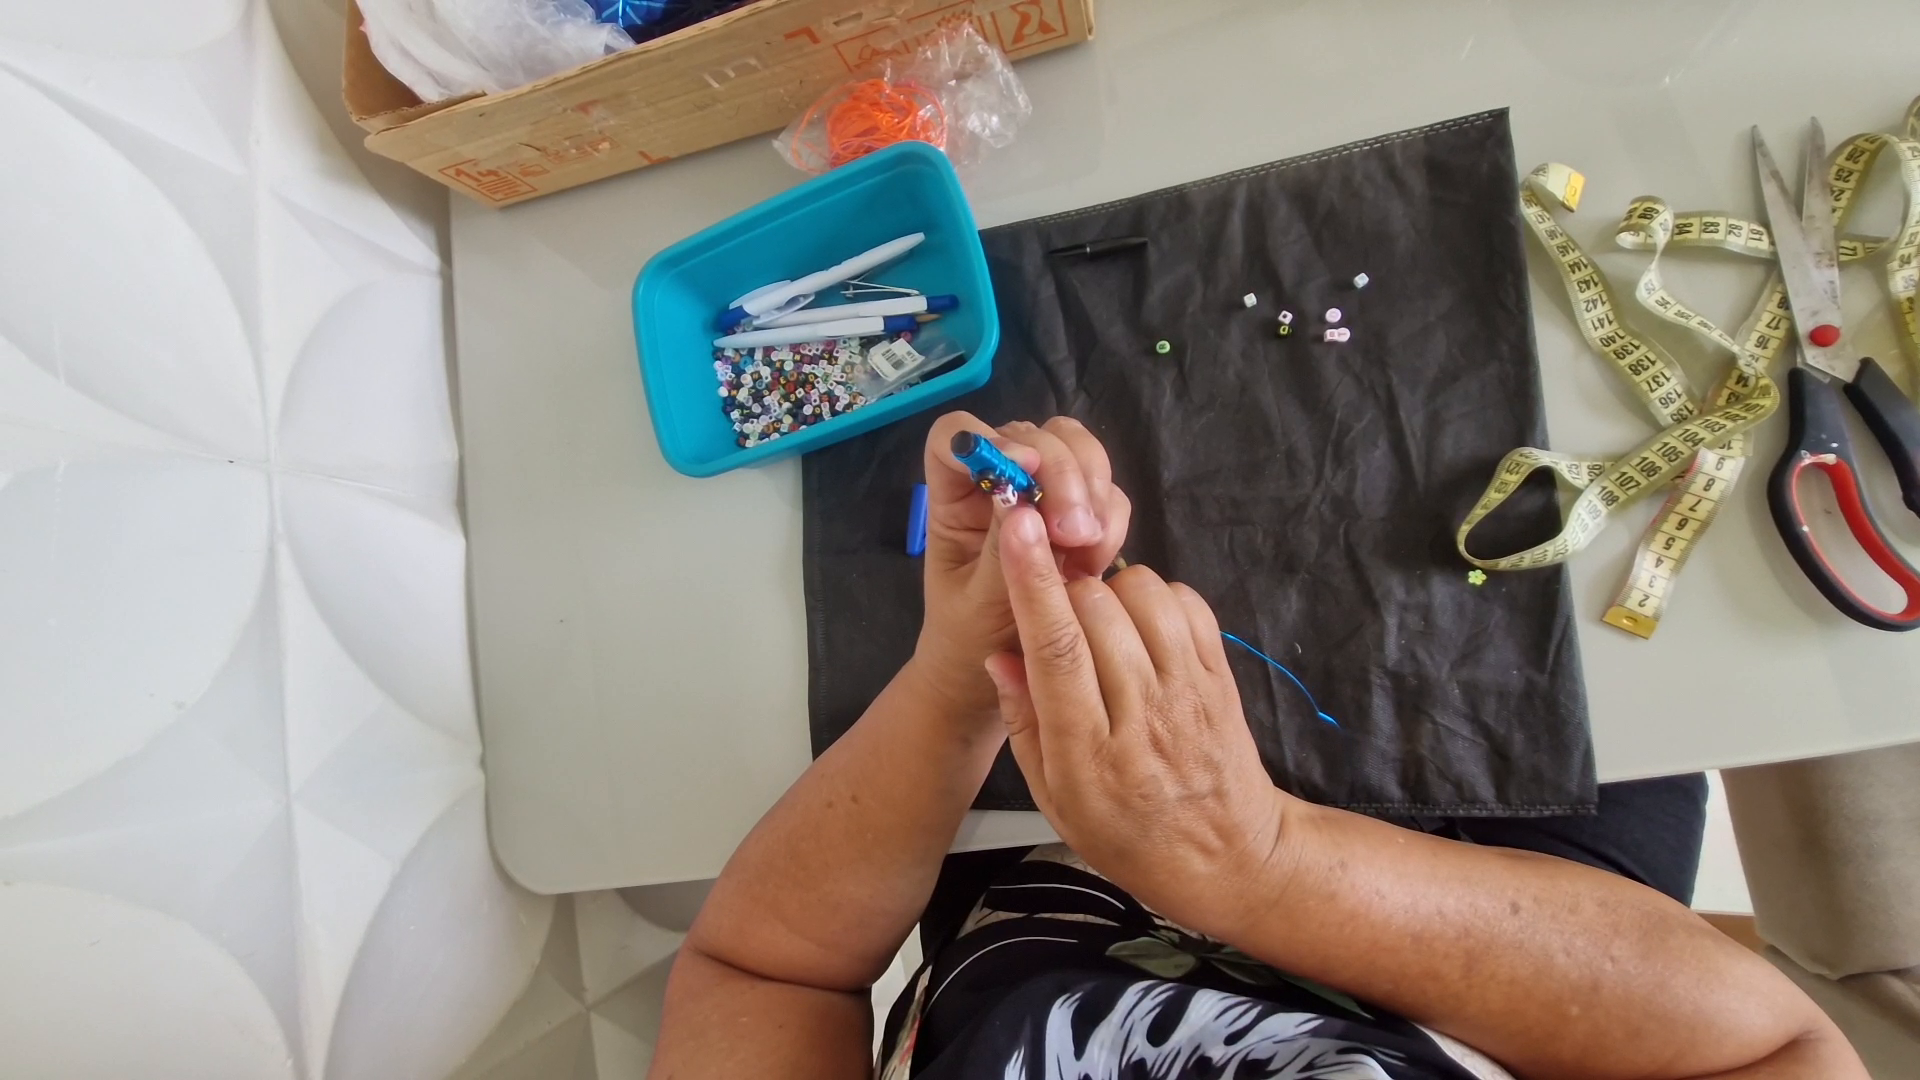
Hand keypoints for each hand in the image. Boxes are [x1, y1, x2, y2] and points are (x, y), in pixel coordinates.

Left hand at [915, 413, 1130, 716]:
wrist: (1007, 678)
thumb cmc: (973, 640)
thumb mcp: (980, 603)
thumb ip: (1002, 551)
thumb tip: (1020, 493)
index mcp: (954, 499)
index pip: (955, 436)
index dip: (985, 438)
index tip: (1022, 468)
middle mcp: (998, 485)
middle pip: (1035, 435)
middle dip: (1061, 471)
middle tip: (1072, 532)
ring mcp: (1044, 497)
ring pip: (1078, 451)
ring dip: (1092, 490)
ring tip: (1086, 550)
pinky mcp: (1080, 517)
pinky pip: (1106, 494)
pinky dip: (1111, 519)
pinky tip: (1095, 564)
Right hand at [984, 506, 1291, 935]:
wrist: (1230, 859)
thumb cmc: (1125, 833)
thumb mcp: (1054, 798)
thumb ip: (1023, 721)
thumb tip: (997, 651)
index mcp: (1089, 752)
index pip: (1057, 650)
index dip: (1033, 583)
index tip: (1017, 527)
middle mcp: (1143, 713)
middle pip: (1098, 610)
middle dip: (1064, 585)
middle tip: (1055, 605)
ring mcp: (1191, 690)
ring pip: (1145, 595)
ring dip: (1109, 589)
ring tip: (1099, 620)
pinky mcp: (1223, 675)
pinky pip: (1186, 602)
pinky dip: (1155, 595)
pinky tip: (1141, 626)